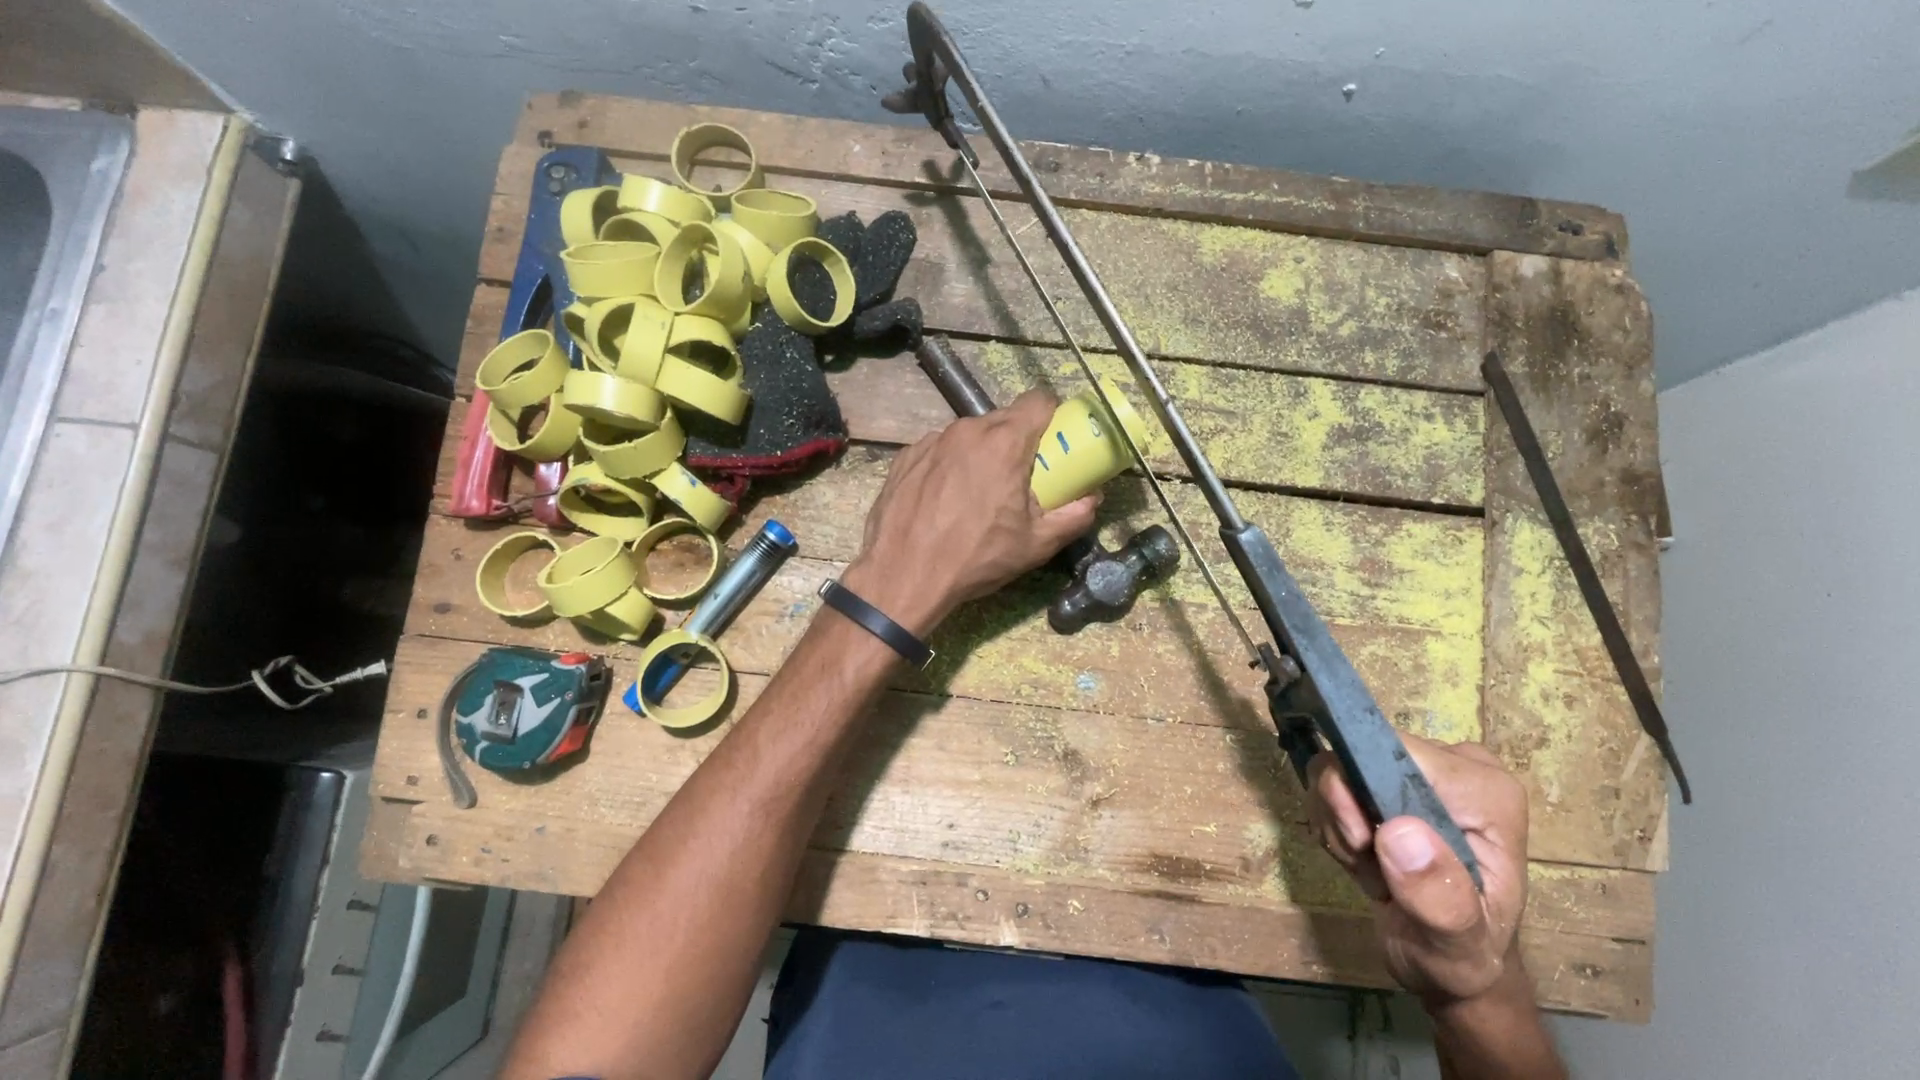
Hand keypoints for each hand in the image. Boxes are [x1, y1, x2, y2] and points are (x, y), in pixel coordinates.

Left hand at [842, 389, 1099, 634]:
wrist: (902, 576)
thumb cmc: (974, 559)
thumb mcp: (1035, 545)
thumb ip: (1073, 517)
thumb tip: (1092, 499)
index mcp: (1004, 443)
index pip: (1038, 401)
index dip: (1051, 416)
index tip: (1053, 442)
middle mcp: (967, 431)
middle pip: (1003, 420)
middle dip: (1016, 443)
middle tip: (1017, 479)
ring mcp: (932, 441)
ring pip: (969, 435)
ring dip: (980, 455)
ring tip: (976, 495)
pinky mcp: (905, 457)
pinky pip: (939, 450)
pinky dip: (948, 466)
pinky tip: (943, 500)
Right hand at [1306, 733, 1530, 1007]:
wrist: (1450, 966)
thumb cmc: (1463, 956)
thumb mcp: (1456, 946)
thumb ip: (1436, 894)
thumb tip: (1398, 831)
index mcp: (1487, 790)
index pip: (1395, 751)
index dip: (1361, 790)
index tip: (1361, 844)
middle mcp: (1460, 765)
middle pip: (1362, 753)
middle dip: (1346, 812)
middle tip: (1364, 863)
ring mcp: (1424, 769)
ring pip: (1339, 765)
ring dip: (1337, 821)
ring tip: (1368, 867)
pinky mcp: (1393, 776)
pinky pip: (1334, 778)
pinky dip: (1333, 820)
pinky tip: (1360, 855)